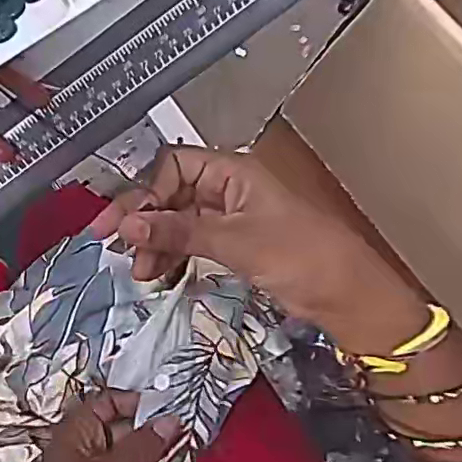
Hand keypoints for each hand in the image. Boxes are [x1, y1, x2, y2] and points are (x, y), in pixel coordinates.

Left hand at [3, 390, 180, 461]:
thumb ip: (140, 446)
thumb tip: (171, 421)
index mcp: (75, 428)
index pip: (110, 400)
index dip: (138, 401)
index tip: (170, 408)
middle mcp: (80, 444)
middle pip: (118, 424)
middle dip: (148, 426)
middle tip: (184, 431)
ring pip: (122, 450)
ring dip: (147, 450)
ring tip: (180, 450)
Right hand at [91, 146, 427, 350]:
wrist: (346, 294)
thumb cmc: (301, 254)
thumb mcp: (233, 240)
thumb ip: (177, 232)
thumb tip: (127, 226)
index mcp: (231, 171)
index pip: (171, 167)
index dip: (144, 193)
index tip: (121, 225)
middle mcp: (226, 188)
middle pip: (168, 194)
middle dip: (142, 221)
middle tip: (115, 248)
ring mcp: (227, 217)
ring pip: (175, 221)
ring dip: (154, 244)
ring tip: (141, 272)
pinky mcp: (230, 243)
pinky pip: (188, 242)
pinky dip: (171, 256)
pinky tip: (158, 274)